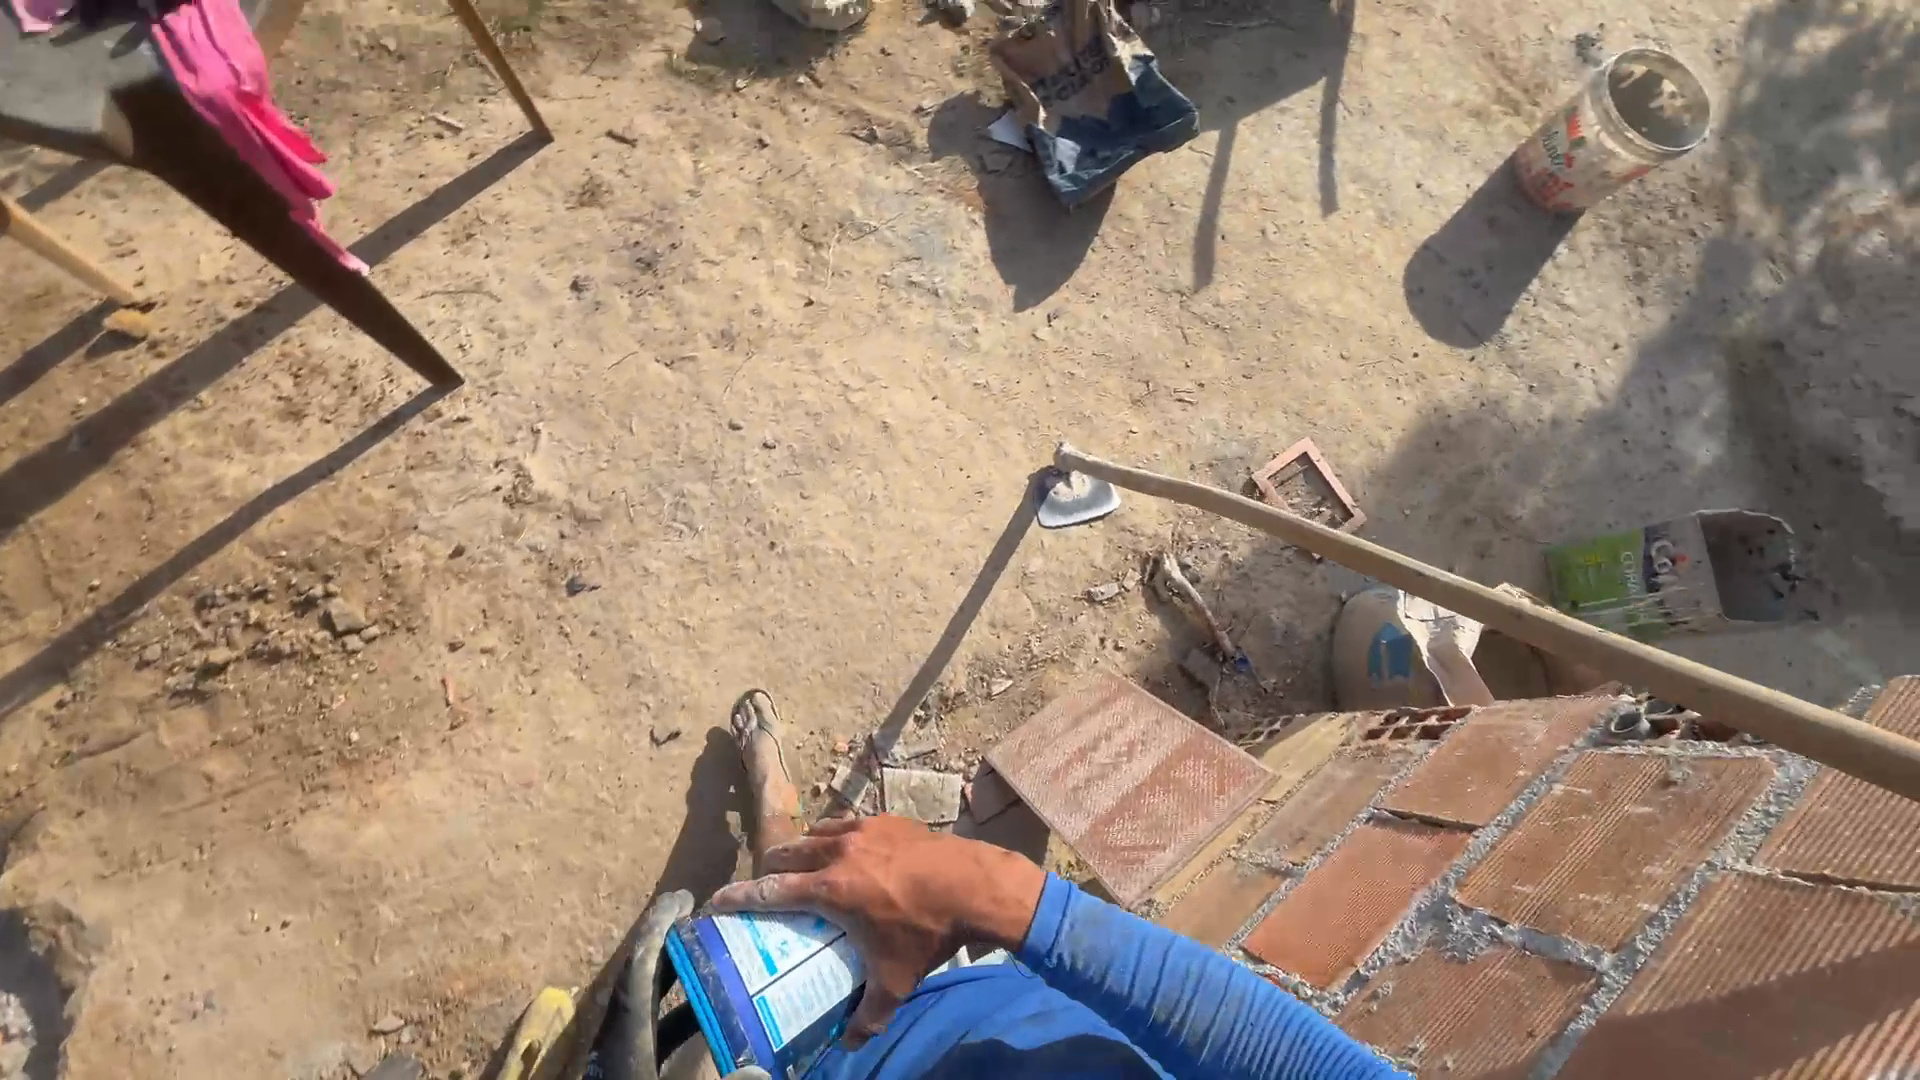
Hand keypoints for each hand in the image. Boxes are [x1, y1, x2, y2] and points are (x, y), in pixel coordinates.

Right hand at [711, 815, 1046, 1047]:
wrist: (972, 883)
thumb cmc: (927, 932)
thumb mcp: (894, 981)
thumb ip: (867, 1015)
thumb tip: (850, 1043)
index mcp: (831, 888)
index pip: (771, 889)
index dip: (740, 895)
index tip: (716, 900)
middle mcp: (839, 852)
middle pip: (789, 852)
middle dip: (771, 867)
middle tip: (766, 884)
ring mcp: (864, 829)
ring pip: (817, 832)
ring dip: (802, 848)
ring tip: (803, 866)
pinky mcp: (886, 818)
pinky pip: (847, 824)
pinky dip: (835, 836)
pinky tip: (847, 849)